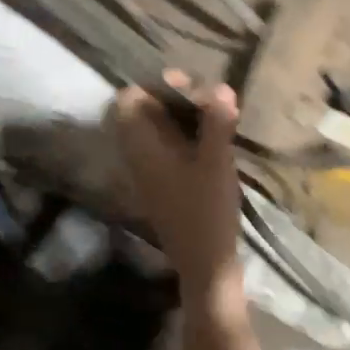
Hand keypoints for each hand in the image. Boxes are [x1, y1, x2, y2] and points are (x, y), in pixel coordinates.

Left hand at [114, 73, 241, 297]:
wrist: (205, 262)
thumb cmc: (207, 209)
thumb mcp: (216, 162)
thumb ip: (216, 122)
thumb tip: (219, 86)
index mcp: (142, 147)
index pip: (129, 100)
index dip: (156, 86)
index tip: (192, 87)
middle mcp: (138, 157)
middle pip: (143, 113)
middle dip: (174, 100)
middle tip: (209, 101)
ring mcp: (150, 173)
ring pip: (157, 132)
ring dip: (183, 120)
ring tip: (216, 119)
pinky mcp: (164, 186)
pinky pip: (167, 150)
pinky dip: (186, 139)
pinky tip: (213, 144)